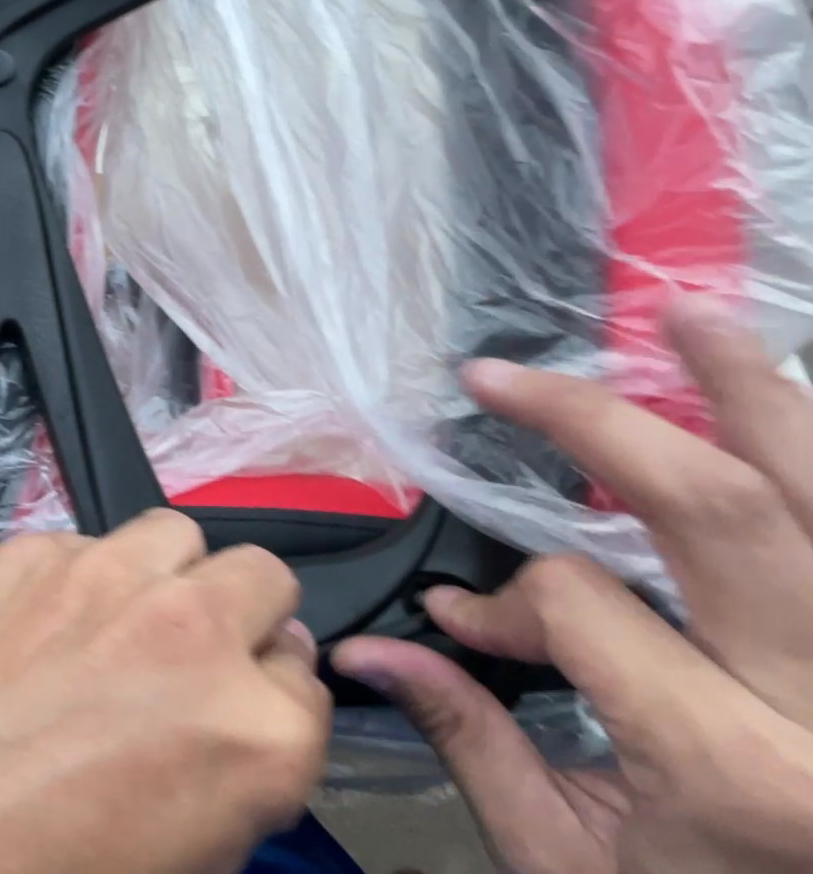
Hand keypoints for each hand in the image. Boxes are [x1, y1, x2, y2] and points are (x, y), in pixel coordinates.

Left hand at [0, 509, 329, 873]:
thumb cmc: (73, 856)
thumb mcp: (206, 841)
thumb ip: (257, 749)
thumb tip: (263, 678)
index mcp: (262, 725)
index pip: (303, 669)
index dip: (265, 684)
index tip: (230, 696)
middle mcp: (196, 629)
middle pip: (260, 575)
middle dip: (236, 609)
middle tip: (184, 645)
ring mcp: (109, 576)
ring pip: (173, 535)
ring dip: (162, 571)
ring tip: (120, 612)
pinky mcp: (35, 551)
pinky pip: (82, 541)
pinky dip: (76, 574)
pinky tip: (43, 615)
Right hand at [333, 296, 812, 873]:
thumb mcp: (566, 856)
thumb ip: (471, 739)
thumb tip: (369, 650)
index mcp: (734, 767)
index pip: (578, 609)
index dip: (500, 606)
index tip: (464, 628)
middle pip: (712, 509)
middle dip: (590, 423)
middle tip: (504, 379)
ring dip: (750, 392)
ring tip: (683, 317)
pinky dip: (811, 458)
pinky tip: (772, 410)